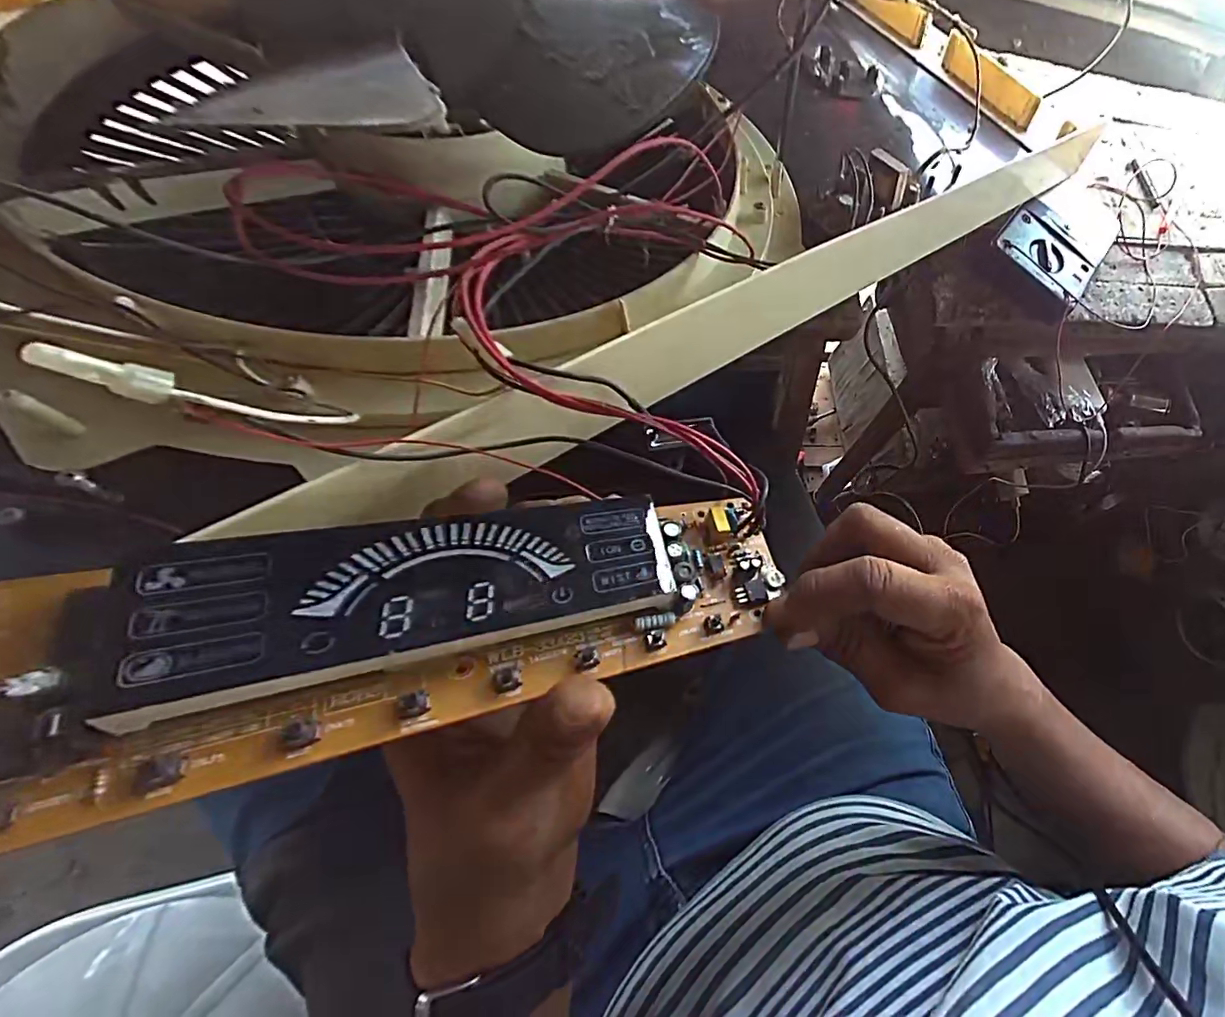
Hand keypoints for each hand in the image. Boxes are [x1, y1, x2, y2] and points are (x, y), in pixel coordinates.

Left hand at [385, 479, 614, 989]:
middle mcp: (462, 669)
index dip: (441, 540)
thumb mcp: (506, 805)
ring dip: (580, 570)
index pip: (416, 596)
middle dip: (527, 539)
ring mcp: (516, 674)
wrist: (515, 887)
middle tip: (575, 511)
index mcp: (417, 690)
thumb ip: (546, 747)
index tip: (483, 497)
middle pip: (488, 584)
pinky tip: (646, 588)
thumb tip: (593, 690)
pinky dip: (615, 611)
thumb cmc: (484, 851)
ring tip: (619, 537)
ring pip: (542, 606)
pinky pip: (587, 636)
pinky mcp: (560, 685)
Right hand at [764, 503, 1042, 734]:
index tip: (783, 618)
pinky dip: (844, 558)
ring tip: (822, 602)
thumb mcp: (895, 688)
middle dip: (819, 557)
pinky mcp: (922, 545)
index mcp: (948, 604)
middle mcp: (944, 561)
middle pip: (863, 524)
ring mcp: (935, 547)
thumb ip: (847, 647)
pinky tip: (845, 597)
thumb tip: (794, 621)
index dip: (816, 592)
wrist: (990, 676)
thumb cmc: (952, 689)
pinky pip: (872, 535)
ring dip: (829, 555)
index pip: (871, 577)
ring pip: (863, 522)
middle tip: (803, 602)